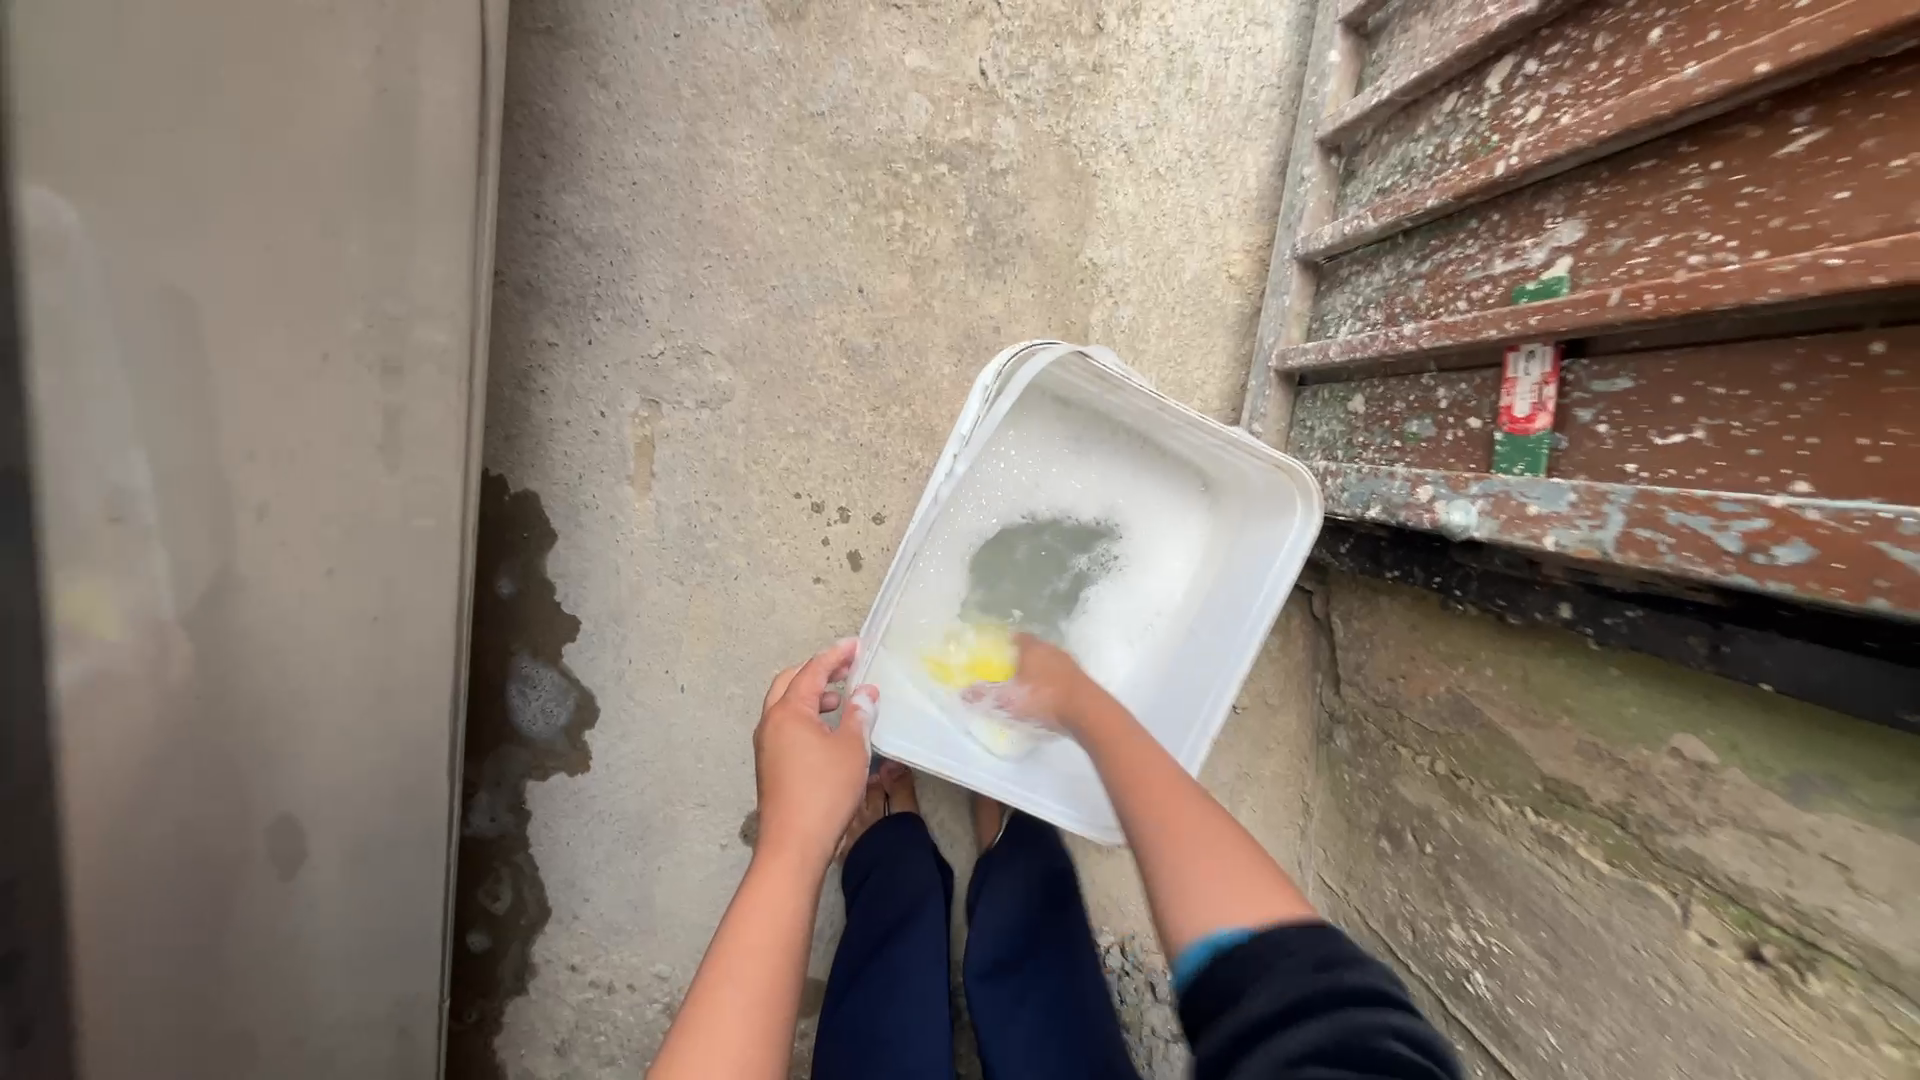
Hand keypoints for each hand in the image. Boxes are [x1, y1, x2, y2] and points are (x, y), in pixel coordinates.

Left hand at [753, 638, 876, 865]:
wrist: (794, 845)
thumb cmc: (825, 791)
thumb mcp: (852, 748)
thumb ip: (859, 714)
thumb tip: (864, 693)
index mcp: (788, 711)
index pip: (812, 671)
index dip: (835, 655)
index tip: (855, 644)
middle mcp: (771, 723)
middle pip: (790, 682)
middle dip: (818, 671)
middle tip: (845, 667)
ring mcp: (766, 746)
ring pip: (786, 706)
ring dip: (812, 696)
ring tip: (841, 699)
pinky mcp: (770, 765)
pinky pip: (787, 727)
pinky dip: (807, 717)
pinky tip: (829, 731)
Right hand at [964, 633, 1112, 738]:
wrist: (1087, 712)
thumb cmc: (1043, 699)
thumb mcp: (1008, 700)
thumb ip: (985, 695)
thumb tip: (963, 693)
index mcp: (1032, 648)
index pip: (1019, 637)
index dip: (1009, 642)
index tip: (1000, 649)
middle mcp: (1052, 650)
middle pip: (1035, 648)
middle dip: (1024, 657)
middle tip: (1012, 668)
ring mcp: (1070, 664)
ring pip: (1051, 661)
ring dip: (1041, 669)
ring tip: (1030, 683)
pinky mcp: (1082, 680)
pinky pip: (1062, 676)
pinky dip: (1054, 682)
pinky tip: (1049, 696)